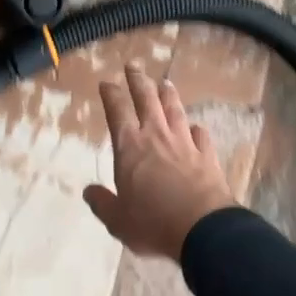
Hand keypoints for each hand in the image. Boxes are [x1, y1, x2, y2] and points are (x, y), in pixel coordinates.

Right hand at [84, 64, 238, 261]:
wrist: (202, 229)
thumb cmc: (153, 223)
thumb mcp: (118, 220)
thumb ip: (102, 203)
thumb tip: (88, 191)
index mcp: (129, 146)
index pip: (117, 111)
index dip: (110, 94)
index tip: (106, 82)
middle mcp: (156, 135)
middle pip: (146, 98)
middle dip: (137, 80)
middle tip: (133, 65)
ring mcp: (184, 142)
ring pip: (174, 109)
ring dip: (168, 94)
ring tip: (165, 82)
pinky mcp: (206, 155)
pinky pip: (201, 135)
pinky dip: (196, 129)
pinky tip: (196, 127)